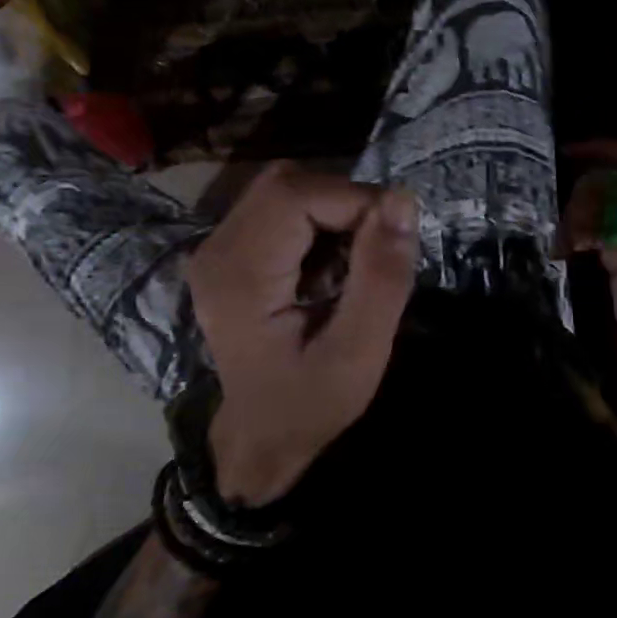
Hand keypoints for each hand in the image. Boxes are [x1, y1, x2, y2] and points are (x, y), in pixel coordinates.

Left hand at [187, 163, 419, 505]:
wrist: (261, 434)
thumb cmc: (309, 405)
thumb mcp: (358, 354)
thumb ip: (380, 278)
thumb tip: (401, 199)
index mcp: (239, 276)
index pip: (294, 195)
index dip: (353, 200)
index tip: (392, 239)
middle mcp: (215, 249)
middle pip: (284, 183)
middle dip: (343, 203)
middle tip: (373, 252)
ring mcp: (215, 247)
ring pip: (282, 189)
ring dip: (330, 211)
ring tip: (350, 264)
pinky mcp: (227, 249)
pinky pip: (277, 207)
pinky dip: (315, 221)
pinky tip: (327, 266)